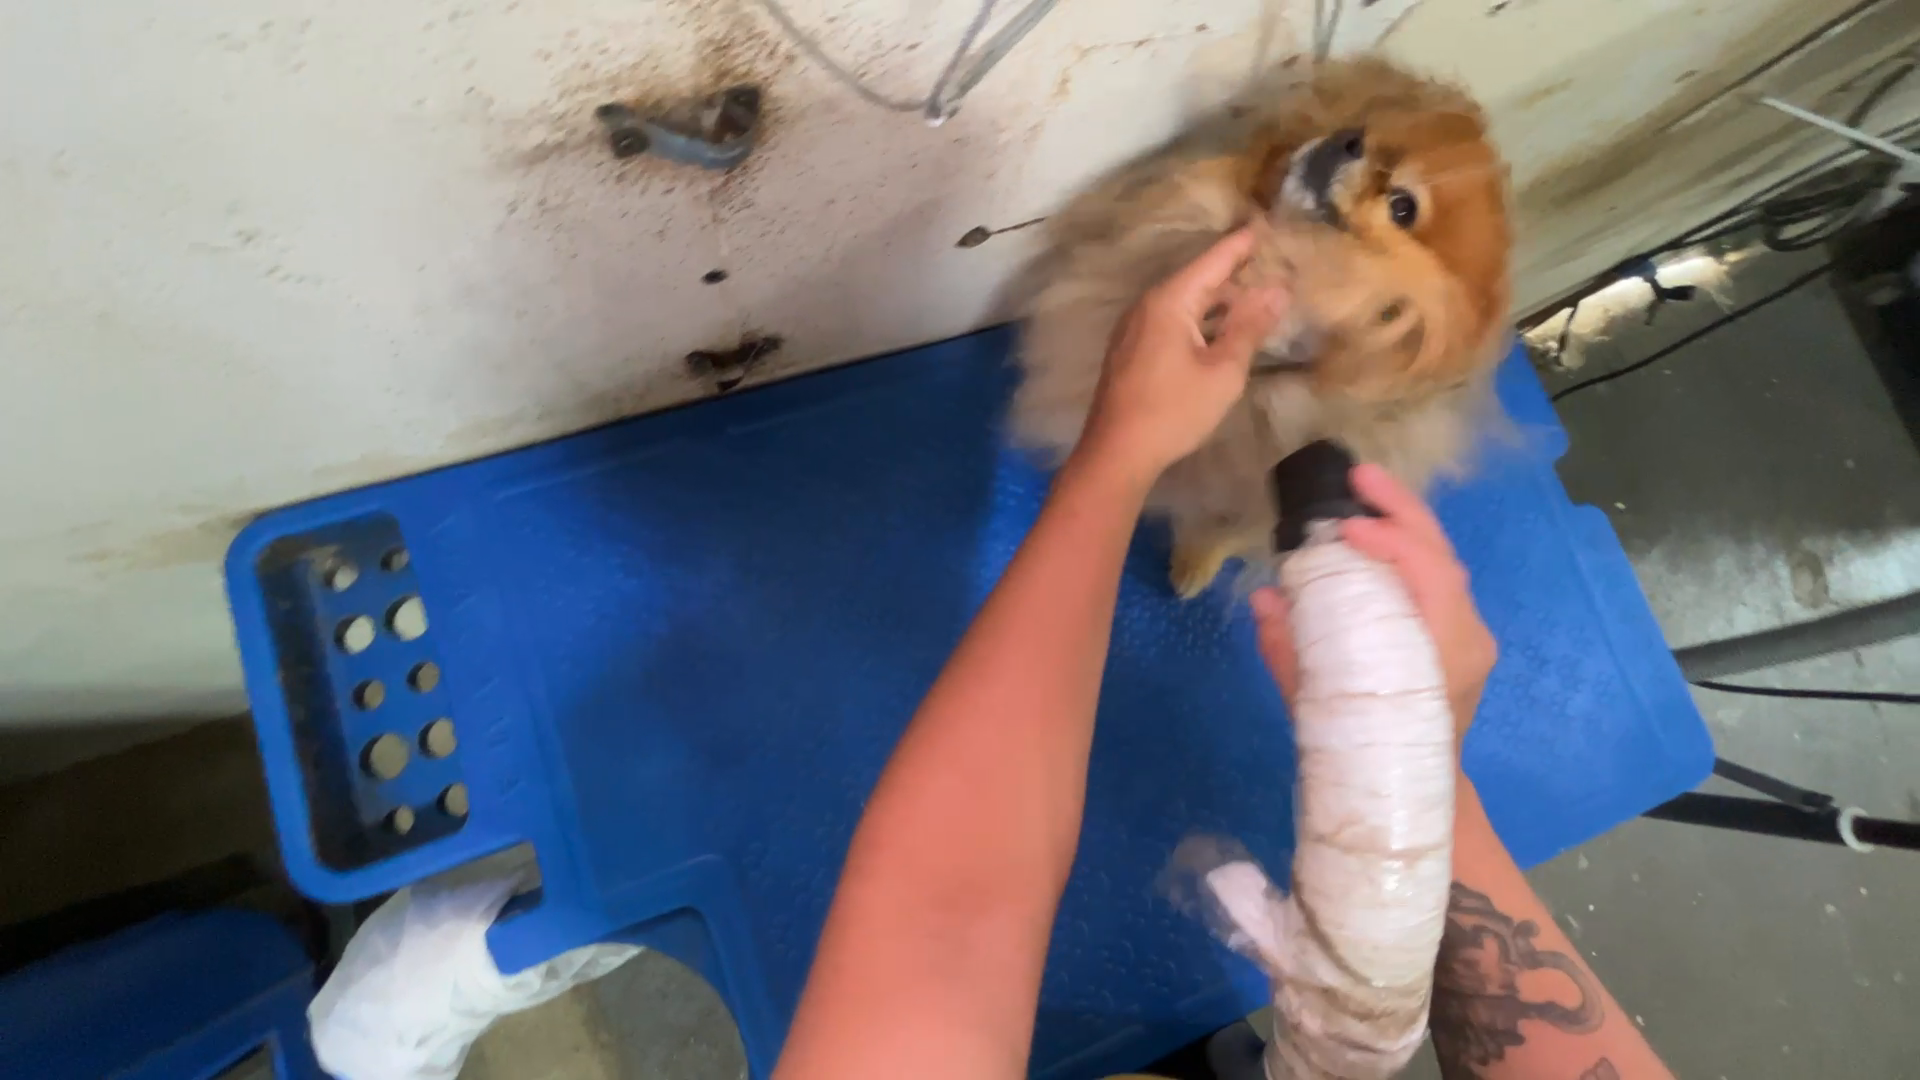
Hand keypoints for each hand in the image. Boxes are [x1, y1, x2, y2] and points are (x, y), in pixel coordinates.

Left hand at [1075, 229, 1289, 482]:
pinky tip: (1219, 335)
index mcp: (1169, 301)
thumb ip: (1250, 326)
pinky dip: (1198, 322)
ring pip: (1184, 304)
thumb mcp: (1222, 371)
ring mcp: (1132, 330)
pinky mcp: (1129, 352)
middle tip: (1275, 273)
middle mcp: (1146, 306)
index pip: (1215, 258)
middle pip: (1198, 280)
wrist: (1116, 453)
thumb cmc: (1172, 411)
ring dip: (1218, 304)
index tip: (1270, 224)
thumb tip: (1278, 290)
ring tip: (1256, 305)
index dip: (1245, 243)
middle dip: (1236, 277)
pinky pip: (1170, 323)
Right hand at [1249, 464, 1496, 745]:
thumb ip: (1288, 648)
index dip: (1391, 540)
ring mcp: (1468, 631)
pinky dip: (1403, 546)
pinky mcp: (1456, 631)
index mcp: (1445, 651)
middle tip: (1356, 474)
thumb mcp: (1312, 700)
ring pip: (1441, 559)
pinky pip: (1432, 576)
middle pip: (1441, 553)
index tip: (1343, 524)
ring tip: (1361, 491)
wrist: (1405, 784)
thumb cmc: (1358, 744)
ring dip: (1401, 521)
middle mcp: (1468, 634)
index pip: (1431, 575)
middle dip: (1400, 508)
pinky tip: (1373, 531)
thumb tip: (1263, 596)